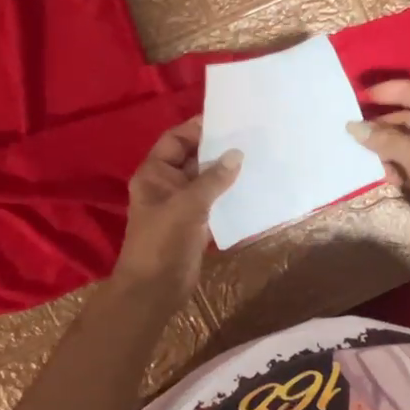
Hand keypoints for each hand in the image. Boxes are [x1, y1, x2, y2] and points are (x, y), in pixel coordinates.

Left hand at [112, 117, 240, 303]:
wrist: (155, 289)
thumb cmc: (163, 242)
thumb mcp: (188, 206)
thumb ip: (212, 179)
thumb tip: (236, 154)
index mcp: (154, 174)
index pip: (175, 140)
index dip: (197, 129)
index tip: (228, 119)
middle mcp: (166, 185)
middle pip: (192, 158)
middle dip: (217, 149)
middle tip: (250, 136)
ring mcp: (180, 205)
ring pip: (205, 180)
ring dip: (225, 172)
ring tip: (256, 157)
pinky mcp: (195, 223)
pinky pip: (213, 200)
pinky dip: (228, 193)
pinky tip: (251, 187)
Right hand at [347, 79, 409, 254]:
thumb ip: (386, 139)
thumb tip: (354, 127)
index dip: (393, 91)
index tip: (365, 95)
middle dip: (385, 124)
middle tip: (356, 128)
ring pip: (407, 142)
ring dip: (387, 147)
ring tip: (364, 153)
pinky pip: (409, 163)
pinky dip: (395, 166)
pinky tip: (383, 174)